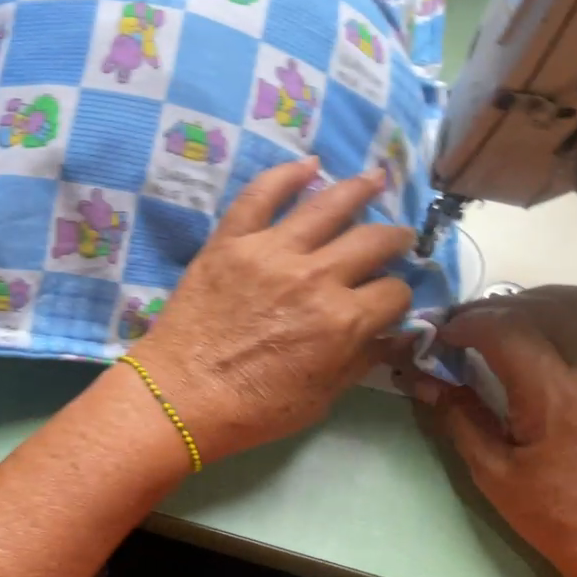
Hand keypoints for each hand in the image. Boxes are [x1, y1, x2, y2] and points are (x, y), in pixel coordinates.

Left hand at [129, 159, 415, 462]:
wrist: (179, 398)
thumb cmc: (250, 410)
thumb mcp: (319, 400)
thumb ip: (358, 363)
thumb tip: (391, 337)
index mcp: (343, 320)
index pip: (394, 292)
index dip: (396, 298)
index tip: (388, 302)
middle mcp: (316, 276)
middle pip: (374, 240)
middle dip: (394, 240)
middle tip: (397, 239)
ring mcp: (271, 252)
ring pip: (329, 204)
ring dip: (360, 189)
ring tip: (375, 179)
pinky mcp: (231, 241)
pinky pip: (262, 194)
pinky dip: (286, 175)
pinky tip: (308, 165)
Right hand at [432, 286, 576, 576]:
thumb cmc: (559, 516)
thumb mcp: (493, 473)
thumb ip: (460, 417)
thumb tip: (425, 380)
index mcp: (559, 395)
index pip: (507, 329)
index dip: (467, 323)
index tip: (440, 335)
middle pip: (546, 304)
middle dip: (497, 308)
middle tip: (464, 326)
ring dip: (540, 302)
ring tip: (508, 323)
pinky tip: (557, 338)